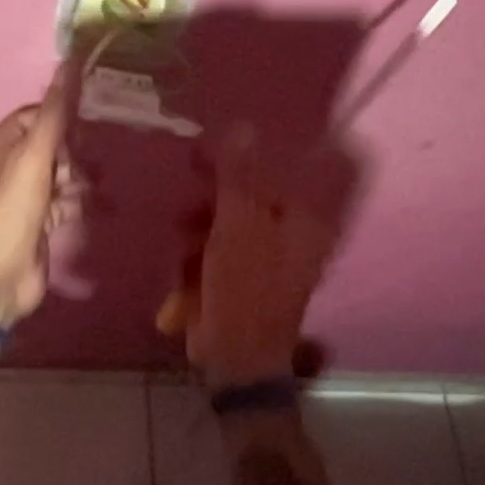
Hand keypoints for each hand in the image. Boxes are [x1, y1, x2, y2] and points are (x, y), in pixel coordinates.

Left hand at [0, 67, 78, 326]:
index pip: (31, 116)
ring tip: (98, 181)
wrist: (0, 277)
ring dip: (78, 176)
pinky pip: (62, 202)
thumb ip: (52, 116)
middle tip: (93, 157)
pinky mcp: (37, 223)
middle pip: (47, 145)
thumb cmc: (11, 212)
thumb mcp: (32, 160)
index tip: (87, 120)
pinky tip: (97, 203)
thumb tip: (66, 66)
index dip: (58, 116)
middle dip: (72, 148)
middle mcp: (6, 169)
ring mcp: (22, 198)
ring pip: (57, 174)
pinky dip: (78, 201)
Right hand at [187, 126, 362, 386]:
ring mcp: (270, 260)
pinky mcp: (246, 279)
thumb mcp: (237, 228)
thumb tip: (244, 126)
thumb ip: (239, 179)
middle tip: (187, 184)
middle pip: (255, 197)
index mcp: (304, 222)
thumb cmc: (244, 290)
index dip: (243, 160)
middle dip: (217, 192)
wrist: (236, 358)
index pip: (279, 172)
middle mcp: (294, 237)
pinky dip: (204, 244)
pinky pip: (224, 247)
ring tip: (180, 224)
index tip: (207, 152)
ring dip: (205, 220)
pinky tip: (182, 249)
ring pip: (235, 222)